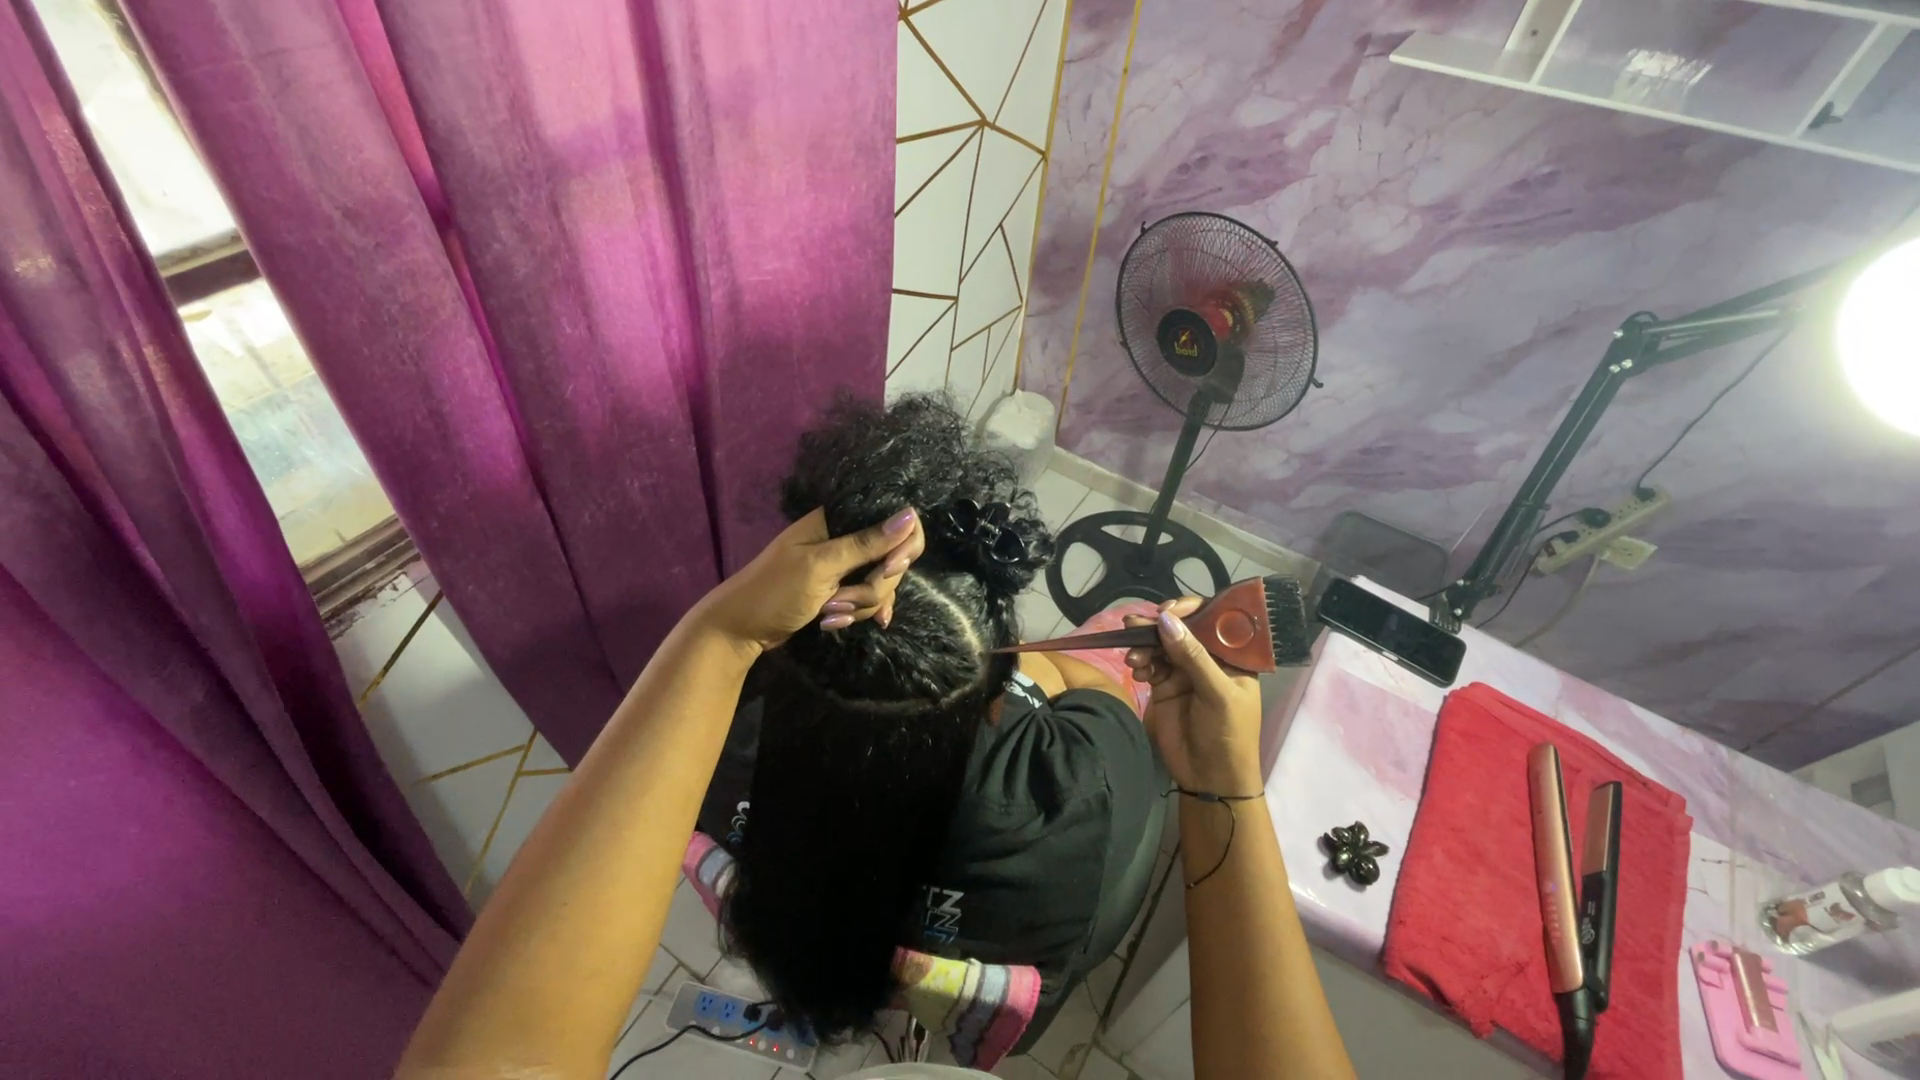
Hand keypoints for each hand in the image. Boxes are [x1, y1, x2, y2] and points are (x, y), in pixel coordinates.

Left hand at [697, 507, 924, 654]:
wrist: (739, 631)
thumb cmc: (774, 591)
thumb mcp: (821, 566)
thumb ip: (866, 544)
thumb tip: (911, 515)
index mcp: (838, 520)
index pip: (896, 522)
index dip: (902, 547)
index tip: (889, 569)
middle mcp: (846, 538)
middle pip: (892, 559)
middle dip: (872, 587)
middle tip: (839, 600)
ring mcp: (844, 567)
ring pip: (881, 585)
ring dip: (860, 605)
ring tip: (828, 614)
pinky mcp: (842, 591)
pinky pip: (868, 601)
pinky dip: (857, 613)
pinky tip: (837, 624)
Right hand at [1124, 598, 1264, 795]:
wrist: (1209, 778)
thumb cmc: (1228, 734)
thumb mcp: (1217, 693)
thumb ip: (1192, 656)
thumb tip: (1165, 619)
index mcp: (1233, 656)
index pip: (1213, 619)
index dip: (1190, 609)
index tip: (1167, 610)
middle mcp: (1208, 658)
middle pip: (1182, 628)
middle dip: (1159, 625)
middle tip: (1135, 626)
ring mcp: (1184, 671)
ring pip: (1161, 644)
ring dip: (1144, 644)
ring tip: (1132, 656)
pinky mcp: (1164, 685)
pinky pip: (1149, 663)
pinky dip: (1140, 662)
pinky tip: (1136, 670)